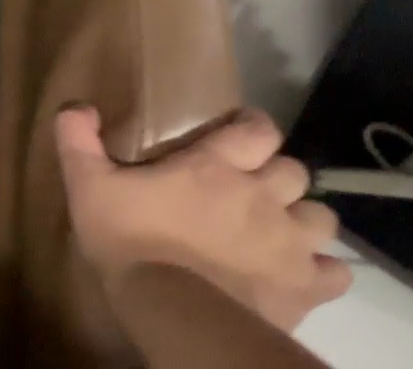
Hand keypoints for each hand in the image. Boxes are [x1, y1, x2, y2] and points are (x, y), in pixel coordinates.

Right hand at [56, 105, 350, 331]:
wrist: (172, 307)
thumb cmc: (127, 236)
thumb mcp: (85, 181)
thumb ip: (77, 137)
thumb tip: (79, 105)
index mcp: (213, 167)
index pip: (256, 131)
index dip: (253, 125)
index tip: (241, 129)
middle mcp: (262, 197)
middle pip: (295, 172)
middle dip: (276, 172)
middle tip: (249, 182)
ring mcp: (290, 244)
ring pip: (321, 217)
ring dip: (301, 216)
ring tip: (276, 224)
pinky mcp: (306, 286)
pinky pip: (336, 271)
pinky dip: (320, 266)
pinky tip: (297, 268)